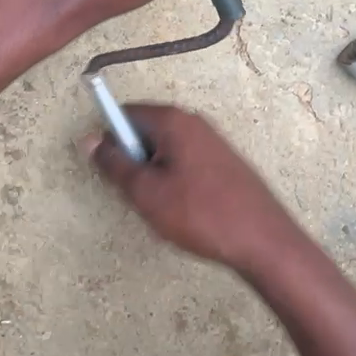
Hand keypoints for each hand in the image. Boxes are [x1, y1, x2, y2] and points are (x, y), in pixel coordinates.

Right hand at [89, 104, 284, 270]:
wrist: (266, 243)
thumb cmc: (200, 214)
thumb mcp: (146, 192)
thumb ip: (113, 164)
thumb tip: (90, 139)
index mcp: (171, 119)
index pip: (123, 113)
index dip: (111, 141)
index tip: (113, 173)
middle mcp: (192, 120)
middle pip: (145, 131)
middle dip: (135, 161)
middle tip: (140, 195)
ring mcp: (212, 140)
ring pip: (165, 150)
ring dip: (156, 175)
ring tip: (165, 208)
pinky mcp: (225, 161)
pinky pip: (185, 161)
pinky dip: (177, 181)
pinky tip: (187, 211)